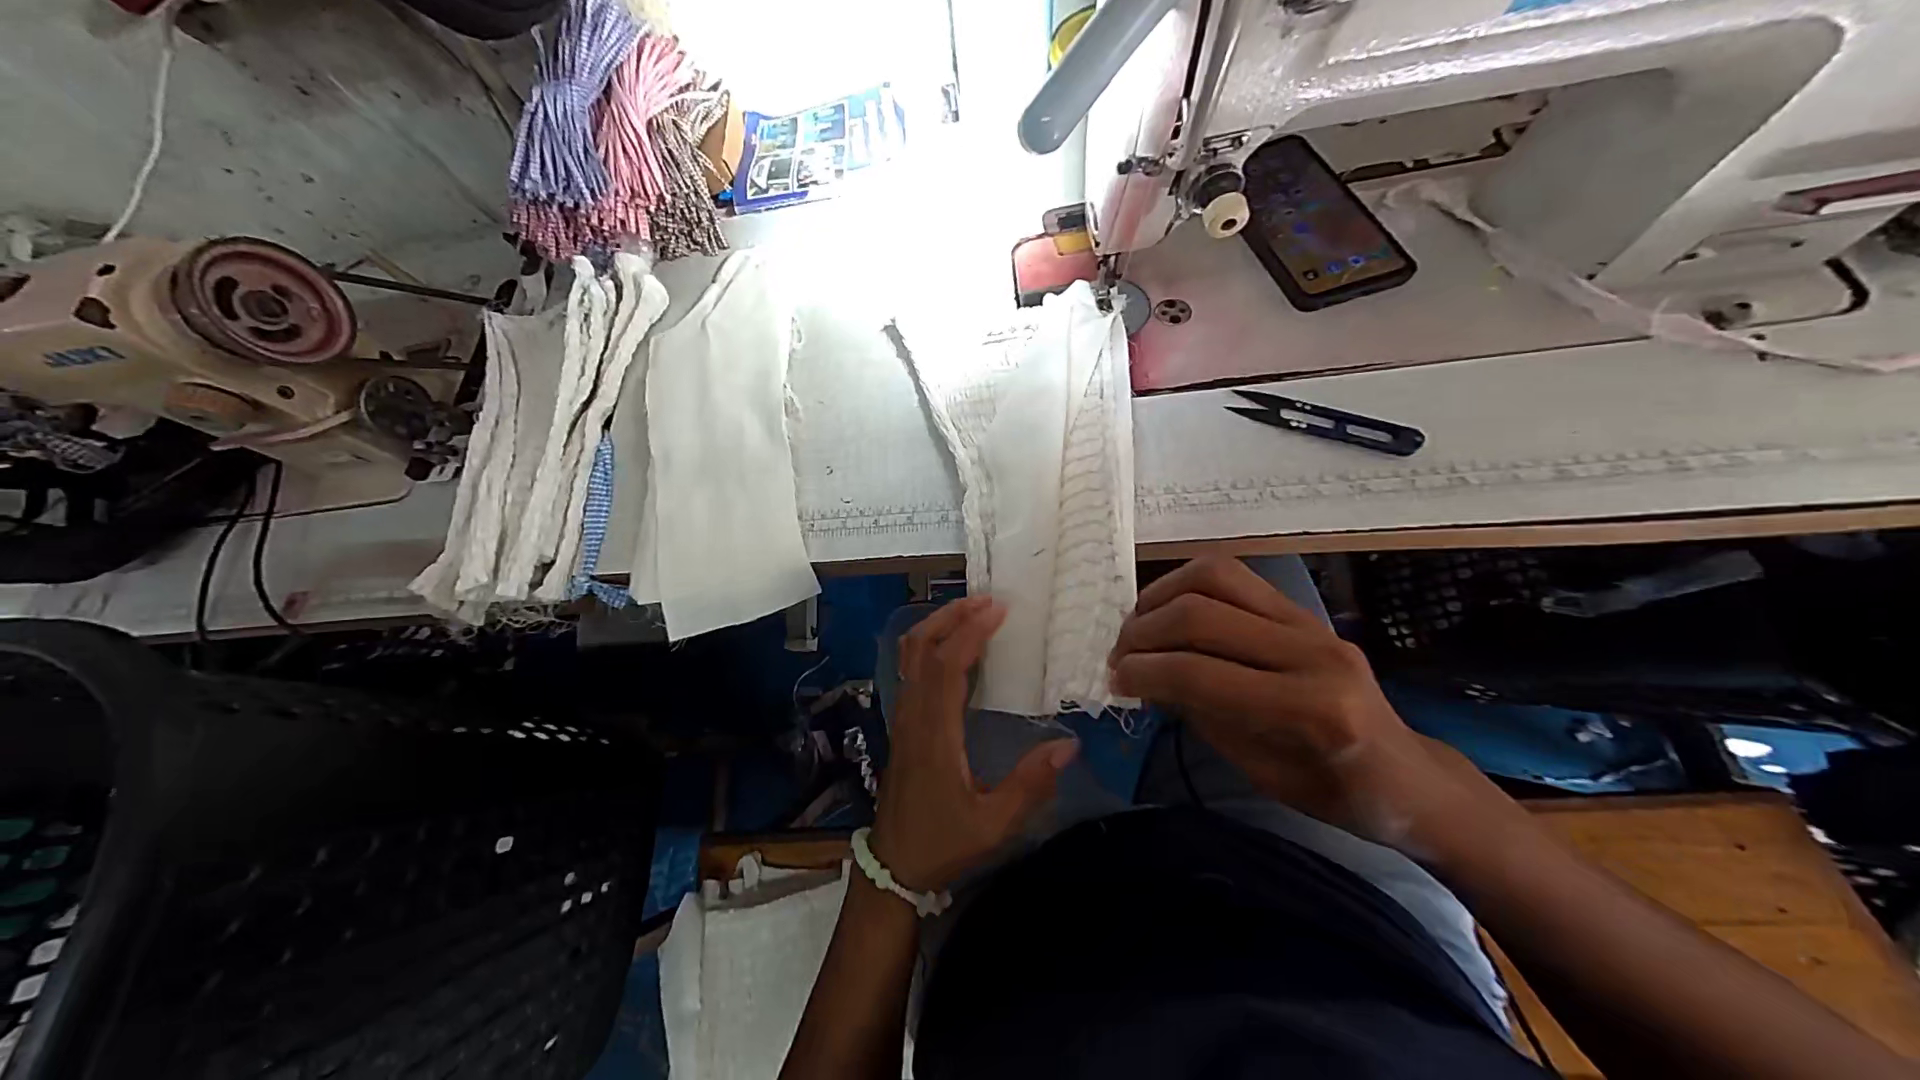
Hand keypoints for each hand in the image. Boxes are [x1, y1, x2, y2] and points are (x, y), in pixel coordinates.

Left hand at [871, 596, 1078, 892]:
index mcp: (934, 733)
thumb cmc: (943, 843)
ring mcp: (903, 717)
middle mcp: (912, 715)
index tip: (998, 610)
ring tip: (971, 612)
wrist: (893, 865)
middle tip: (986, 600)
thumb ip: (1030, 785)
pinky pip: (910, 670)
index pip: (946, 666)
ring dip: (937, 626)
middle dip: (950, 616)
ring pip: (910, 655)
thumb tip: (1068, 745)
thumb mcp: (994, 824)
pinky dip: (930, 645)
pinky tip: (954, 648)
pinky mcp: (902, 724)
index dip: (970, 633)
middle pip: (920, 647)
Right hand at [1108, 557, 1475, 850]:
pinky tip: (1168, 611)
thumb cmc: (1335, 793)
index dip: (1144, 672)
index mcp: (1311, 710)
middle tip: (1118, 657)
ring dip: (1161, 595)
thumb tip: (1147, 677)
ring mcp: (1311, 622)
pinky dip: (1186, 586)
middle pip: (1201, 613)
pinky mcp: (1303, 610)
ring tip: (1138, 625)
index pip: (1200, 673)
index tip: (1114, 681)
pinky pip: (1234, 577)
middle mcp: (1313, 652)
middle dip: (1143, 632)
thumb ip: (1204, 715)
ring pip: (1216, 576)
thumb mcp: (1259, 771)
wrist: (1407, 776)